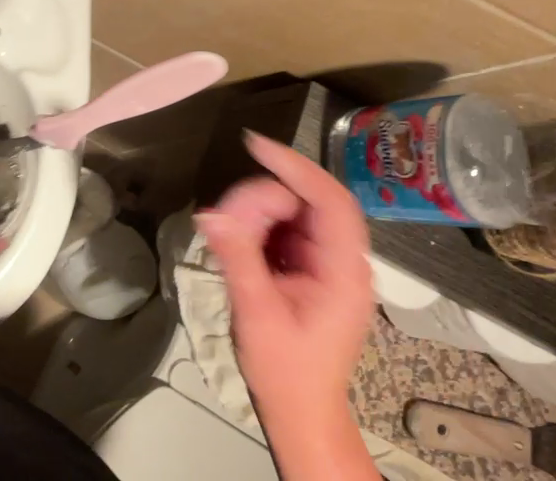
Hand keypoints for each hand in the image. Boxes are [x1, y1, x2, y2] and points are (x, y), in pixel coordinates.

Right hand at [194, 131, 374, 411]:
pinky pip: (284, 229)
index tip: (255, 145)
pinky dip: (258, 228)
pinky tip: (239, 243)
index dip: (296, 167)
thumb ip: (238, 259)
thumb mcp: (257, 314)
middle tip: (226, 218)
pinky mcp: (309, 267)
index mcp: (344, 272)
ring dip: (257, 213)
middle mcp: (342, 260)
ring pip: (292, 212)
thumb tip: (210, 214)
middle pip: (307, 202)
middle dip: (263, 199)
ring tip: (230, 237)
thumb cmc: (286, 371)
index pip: (329, 201)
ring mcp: (327, 263)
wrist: (300, 411)